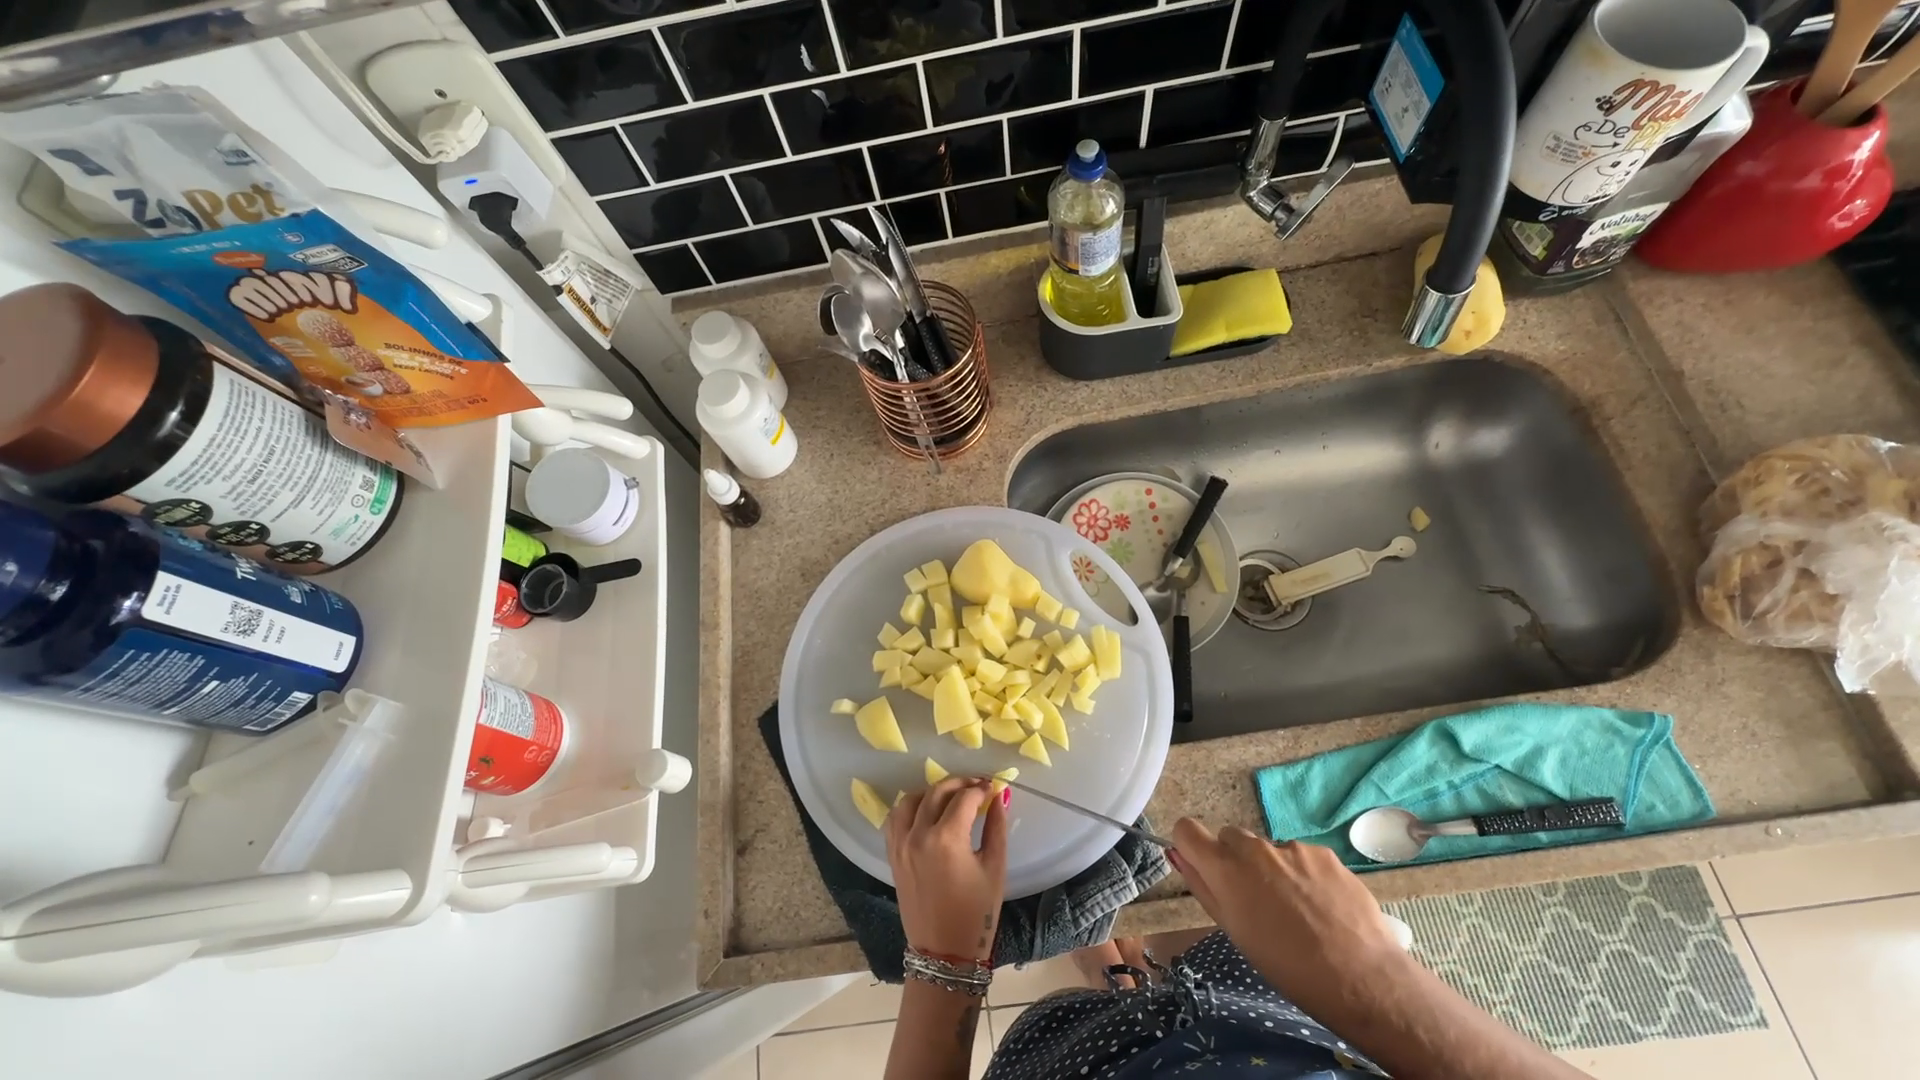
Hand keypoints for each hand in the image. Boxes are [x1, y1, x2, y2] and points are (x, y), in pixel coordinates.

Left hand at [886, 776, 1007, 961]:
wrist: (944, 951)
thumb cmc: (976, 914)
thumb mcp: (994, 867)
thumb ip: (996, 827)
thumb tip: (999, 796)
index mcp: (946, 838)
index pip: (964, 797)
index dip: (981, 788)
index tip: (993, 788)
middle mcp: (918, 834)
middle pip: (937, 792)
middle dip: (959, 784)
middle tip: (977, 787)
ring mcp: (900, 844)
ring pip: (911, 800)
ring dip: (932, 792)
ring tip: (950, 797)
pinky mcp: (892, 855)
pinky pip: (895, 819)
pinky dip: (910, 808)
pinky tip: (926, 812)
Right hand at [1170, 818, 1407, 998]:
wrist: (1359, 976)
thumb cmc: (1286, 965)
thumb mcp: (1233, 930)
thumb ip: (1203, 887)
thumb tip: (1180, 856)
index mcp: (1225, 869)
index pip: (1187, 829)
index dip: (1191, 846)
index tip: (1203, 867)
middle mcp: (1254, 848)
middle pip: (1230, 838)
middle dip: (1234, 861)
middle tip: (1254, 900)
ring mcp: (1292, 847)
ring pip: (1267, 849)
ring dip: (1271, 869)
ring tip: (1296, 910)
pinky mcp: (1324, 853)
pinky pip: (1300, 856)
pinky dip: (1303, 874)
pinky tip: (1320, 906)